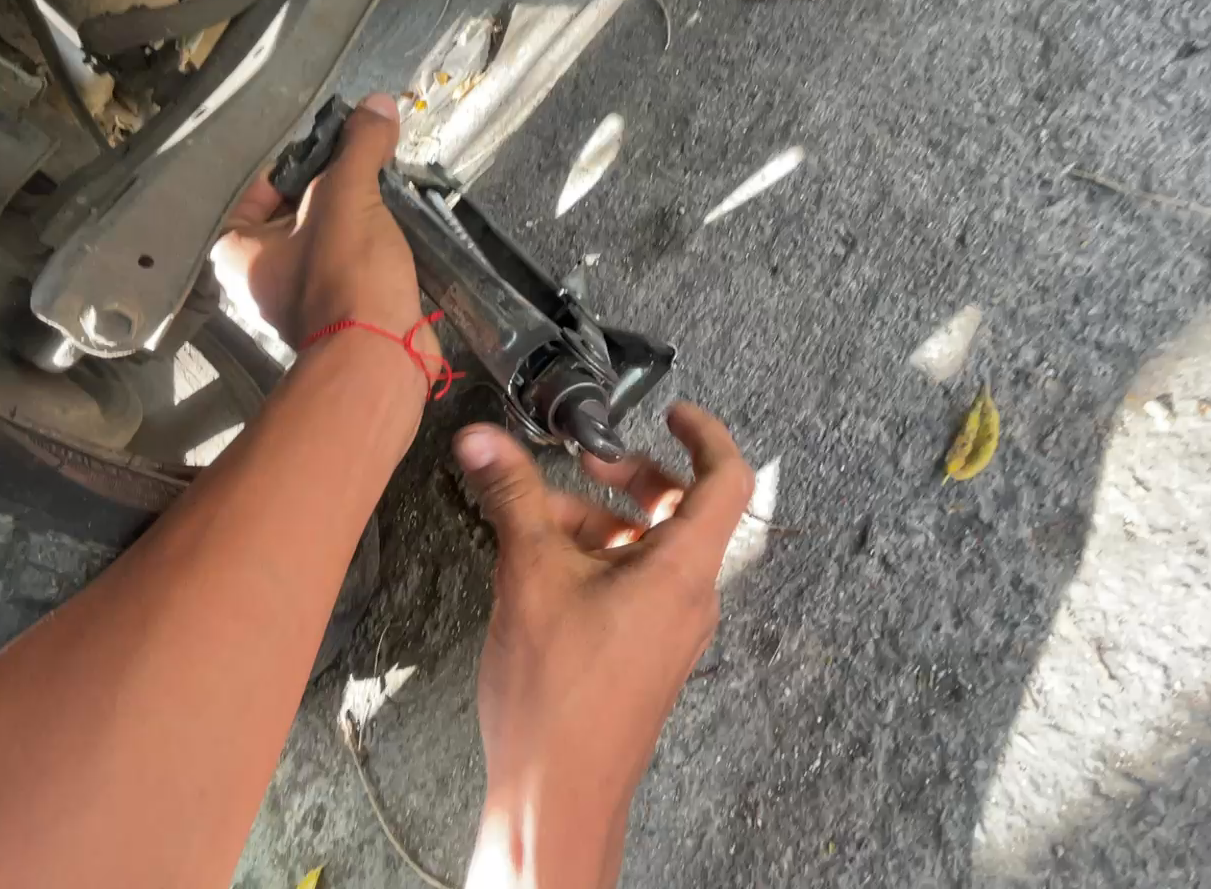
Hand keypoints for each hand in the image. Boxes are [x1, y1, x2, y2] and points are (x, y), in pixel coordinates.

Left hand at [210, 93, 434, 356]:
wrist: (383, 355)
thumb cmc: (345, 274)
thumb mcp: (348, 195)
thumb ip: (360, 147)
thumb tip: (379, 103)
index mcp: (236, 248)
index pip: (261, 181)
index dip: (300, 157)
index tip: (338, 143)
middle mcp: (260, 277)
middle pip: (297, 210)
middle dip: (336, 189)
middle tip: (368, 167)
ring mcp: (301, 301)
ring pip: (328, 241)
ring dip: (358, 221)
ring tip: (388, 196)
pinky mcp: (341, 316)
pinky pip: (353, 268)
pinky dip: (372, 251)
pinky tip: (397, 234)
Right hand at [456, 404, 753, 887]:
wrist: (555, 798)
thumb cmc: (557, 697)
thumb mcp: (530, 573)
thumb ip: (513, 495)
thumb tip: (485, 439)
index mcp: (681, 570)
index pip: (725, 480)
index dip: (706, 433)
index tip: (675, 410)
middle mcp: (687, 596)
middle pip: (677, 509)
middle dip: (628, 477)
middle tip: (585, 465)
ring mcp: (667, 625)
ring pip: (643, 546)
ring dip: (595, 520)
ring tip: (536, 518)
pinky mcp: (643, 647)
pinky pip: (631, 581)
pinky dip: (595, 557)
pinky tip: (542, 562)